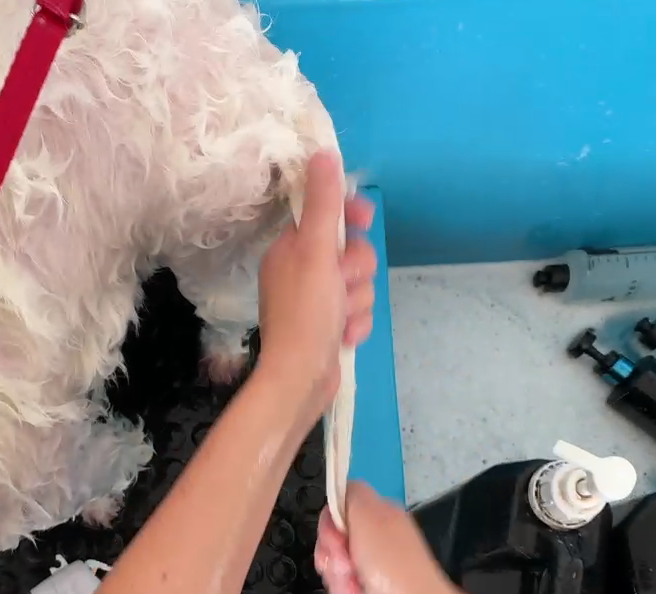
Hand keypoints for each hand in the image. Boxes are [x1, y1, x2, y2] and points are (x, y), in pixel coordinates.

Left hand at [255, 151, 377, 415]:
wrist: (301, 379)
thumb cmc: (305, 314)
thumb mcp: (314, 252)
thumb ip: (322, 204)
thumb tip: (323, 153)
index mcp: (290, 250)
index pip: (326, 216)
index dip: (349, 216)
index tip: (365, 219)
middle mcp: (301, 273)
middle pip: (351, 251)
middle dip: (356, 271)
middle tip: (343, 285)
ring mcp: (317, 303)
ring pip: (359, 284)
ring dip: (358, 301)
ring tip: (341, 318)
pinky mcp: (330, 327)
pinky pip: (358, 312)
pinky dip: (356, 324)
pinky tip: (344, 337)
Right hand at [314, 483, 460, 593]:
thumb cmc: (390, 564)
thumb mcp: (368, 518)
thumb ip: (352, 496)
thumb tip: (342, 488)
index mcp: (378, 511)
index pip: (338, 506)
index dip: (330, 524)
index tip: (337, 540)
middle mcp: (376, 532)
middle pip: (333, 535)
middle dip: (331, 554)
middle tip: (345, 567)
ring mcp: (374, 559)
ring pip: (335, 561)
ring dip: (336, 576)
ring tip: (352, 587)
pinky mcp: (371, 582)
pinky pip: (344, 581)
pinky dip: (345, 590)